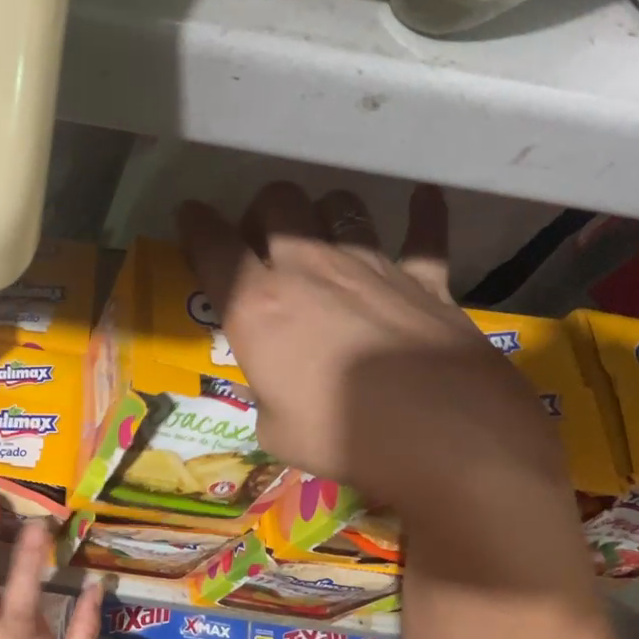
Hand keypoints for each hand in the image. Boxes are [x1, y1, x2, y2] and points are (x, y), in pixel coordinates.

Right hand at [177, 183, 564, 511]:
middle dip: (261, 211)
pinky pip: (425, 232)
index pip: (213, 245)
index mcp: (257, 306)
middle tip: (260, 241)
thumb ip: (267, 392)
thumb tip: (277, 387)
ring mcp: (371, 266)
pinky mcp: (426, 279)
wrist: (448, 437)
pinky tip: (422, 200)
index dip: (195, 225)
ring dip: (323, 212)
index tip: (190, 216)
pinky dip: (422, 214)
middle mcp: (309, 269)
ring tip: (320, 234)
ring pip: (341, 204)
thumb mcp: (273, 428)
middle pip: (278, 202)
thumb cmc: (342, 437)